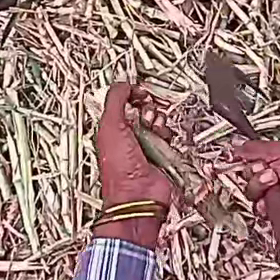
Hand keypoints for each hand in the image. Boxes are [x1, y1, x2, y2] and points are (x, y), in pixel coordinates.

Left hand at [94, 83, 176, 249]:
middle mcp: (128, 135)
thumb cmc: (119, 168)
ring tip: (153, 133)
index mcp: (111, 127)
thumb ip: (116, 100)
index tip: (139, 93)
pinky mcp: (162, 154)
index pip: (125, 100)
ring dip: (158, 124)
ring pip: (158, 121)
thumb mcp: (110, 125)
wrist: (138, 196)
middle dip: (148, 110)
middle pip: (144, 108)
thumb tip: (123, 84)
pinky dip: (168, 136)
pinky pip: (169, 136)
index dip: (133, 95)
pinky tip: (162, 142)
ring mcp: (145, 145)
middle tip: (145, 119)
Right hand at [238, 140, 279, 279]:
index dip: (252, 161)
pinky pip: (264, 216)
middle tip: (270, 180)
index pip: (258, 157)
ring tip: (275, 199)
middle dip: (256, 180)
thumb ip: (258, 149)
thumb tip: (236, 147)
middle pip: (254, 178)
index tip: (255, 164)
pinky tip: (274, 213)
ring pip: (257, 198)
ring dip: (260, 198)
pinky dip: (265, 214)